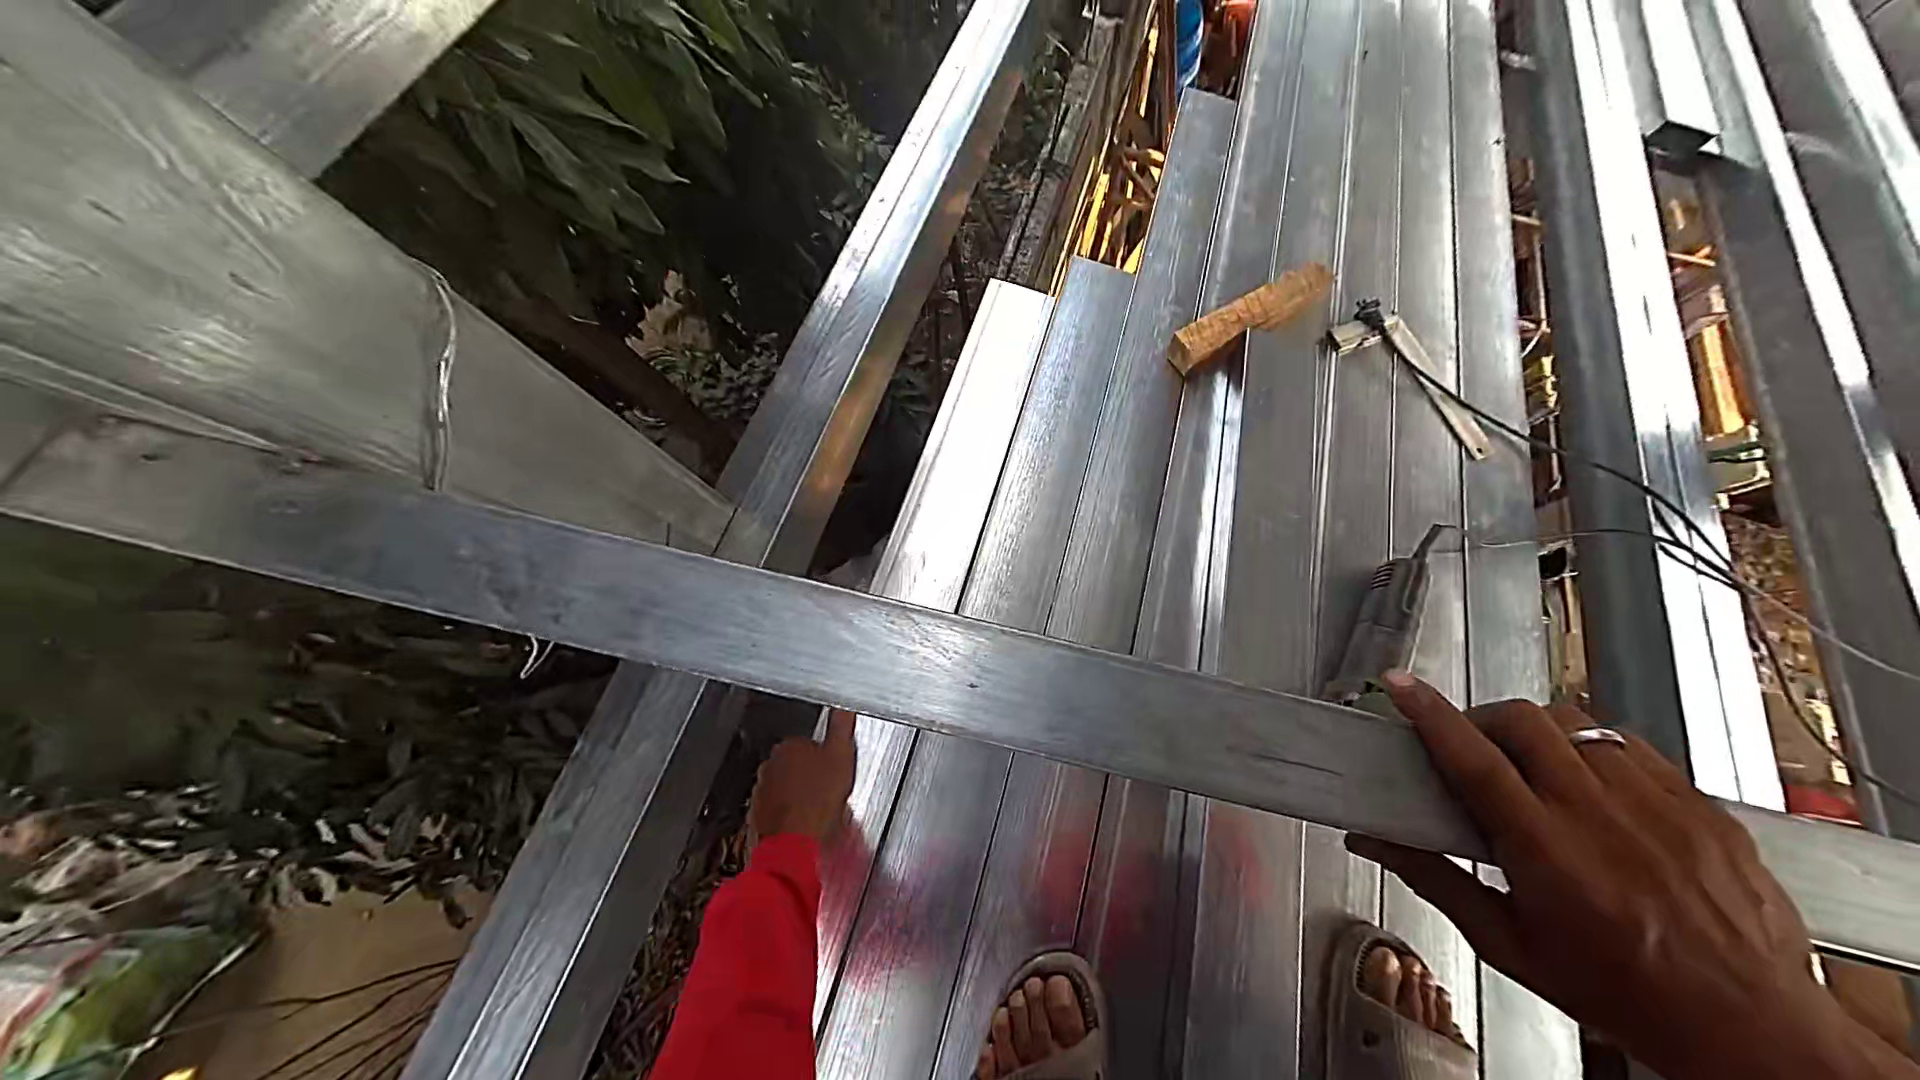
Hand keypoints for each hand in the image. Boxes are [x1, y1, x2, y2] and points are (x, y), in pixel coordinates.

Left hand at [748, 709, 855, 846]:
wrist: (796, 841)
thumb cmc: (817, 800)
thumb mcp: (842, 754)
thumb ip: (842, 726)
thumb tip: (844, 708)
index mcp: (789, 746)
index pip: (809, 742)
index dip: (825, 755)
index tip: (834, 767)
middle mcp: (770, 765)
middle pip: (795, 764)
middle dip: (811, 773)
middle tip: (829, 788)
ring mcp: (762, 790)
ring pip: (785, 786)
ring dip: (799, 793)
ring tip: (818, 807)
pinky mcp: (759, 814)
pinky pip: (777, 807)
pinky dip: (789, 811)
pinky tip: (805, 820)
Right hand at [1350, 672, 1918, 1079]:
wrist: (1756, 1032)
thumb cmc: (1628, 994)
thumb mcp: (1509, 944)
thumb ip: (1434, 880)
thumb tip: (1375, 843)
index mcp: (1547, 851)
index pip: (1472, 757)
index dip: (1428, 713)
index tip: (1403, 685)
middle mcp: (1602, 817)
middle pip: (1524, 721)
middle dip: (1483, 717)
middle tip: (1471, 741)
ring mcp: (1660, 807)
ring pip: (1577, 721)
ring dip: (1537, 729)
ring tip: (1530, 759)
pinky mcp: (1702, 808)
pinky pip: (1633, 744)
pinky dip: (1594, 746)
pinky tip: (1589, 779)